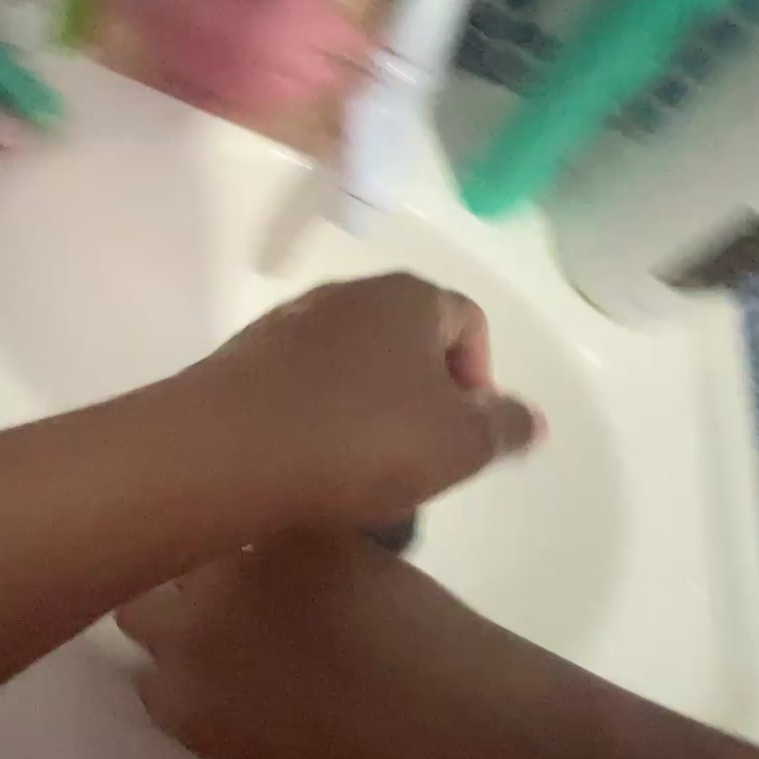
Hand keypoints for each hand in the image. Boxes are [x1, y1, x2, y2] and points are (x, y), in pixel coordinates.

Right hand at [117, 534, 545, 758]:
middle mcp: (192, 626)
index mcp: (183, 701)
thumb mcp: (270, 755)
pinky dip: (282, 523)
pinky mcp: (299, 525)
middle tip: (225, 607)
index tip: (202, 655)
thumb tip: (221, 670)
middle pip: (142, 592)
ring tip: (268, 563)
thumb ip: (223, 705)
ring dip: (217, 546)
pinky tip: (316, 541)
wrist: (463, 729)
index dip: (172, 659)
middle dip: (171, 596)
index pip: (141, 667)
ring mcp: (243, 564)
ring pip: (197, 537)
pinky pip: (269, 513)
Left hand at [178, 273, 542, 530]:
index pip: (466, 320)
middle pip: (405, 338)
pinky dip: (318, 411)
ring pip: (350, 360)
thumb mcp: (458, 444)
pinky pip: (301, 380)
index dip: (478, 376)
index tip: (464, 431)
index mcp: (406, 296)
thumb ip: (503, 427)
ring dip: (368, 404)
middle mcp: (345, 294)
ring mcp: (288, 321)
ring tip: (363, 464)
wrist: (230, 448)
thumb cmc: (361, 438)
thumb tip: (527, 418)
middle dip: (421, 393)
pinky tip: (310, 457)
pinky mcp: (245, 356)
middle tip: (418, 452)